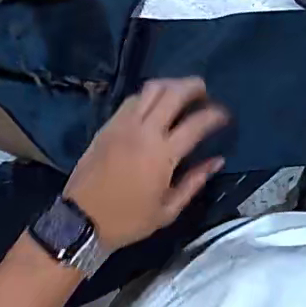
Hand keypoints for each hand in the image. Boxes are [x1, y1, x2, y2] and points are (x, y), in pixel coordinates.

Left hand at [64, 77, 229, 249]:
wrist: (80, 221)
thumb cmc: (128, 220)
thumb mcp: (168, 210)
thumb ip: (195, 181)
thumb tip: (217, 160)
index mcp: (162, 154)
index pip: (196, 123)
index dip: (215, 115)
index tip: (225, 116)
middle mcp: (144, 132)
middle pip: (173, 93)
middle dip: (193, 87)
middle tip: (204, 91)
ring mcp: (123, 125)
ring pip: (150, 89)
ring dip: (170, 85)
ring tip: (181, 91)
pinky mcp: (108, 125)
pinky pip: (132, 100)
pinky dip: (149, 95)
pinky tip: (155, 104)